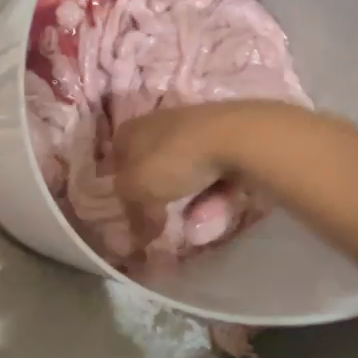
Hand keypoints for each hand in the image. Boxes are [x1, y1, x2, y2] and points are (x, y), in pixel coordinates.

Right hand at [113, 100, 316, 204]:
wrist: (241, 136)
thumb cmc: (174, 161)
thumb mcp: (138, 194)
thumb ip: (133, 215)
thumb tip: (139, 236)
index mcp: (129, 131)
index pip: (115, 160)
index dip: (121, 186)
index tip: (131, 207)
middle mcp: (159, 121)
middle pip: (151, 164)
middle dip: (157, 191)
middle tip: (162, 214)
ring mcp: (196, 123)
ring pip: (183, 166)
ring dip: (189, 191)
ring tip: (198, 212)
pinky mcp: (228, 130)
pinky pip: (213, 164)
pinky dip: (214, 184)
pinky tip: (220, 198)